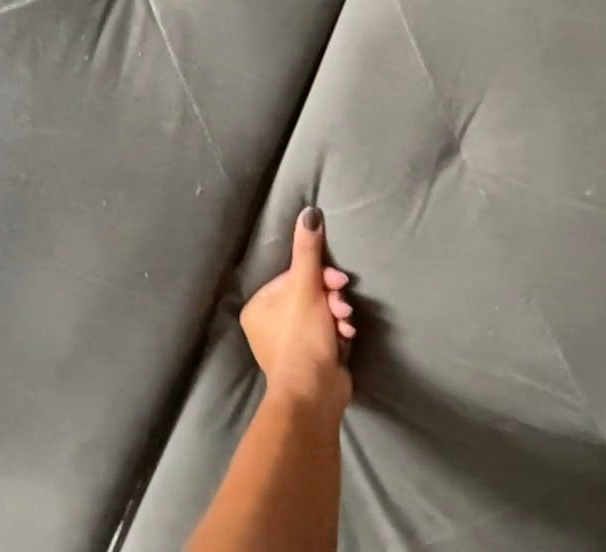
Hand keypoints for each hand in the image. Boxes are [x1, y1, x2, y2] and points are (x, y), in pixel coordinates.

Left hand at [239, 207, 356, 411]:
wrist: (313, 392)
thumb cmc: (301, 336)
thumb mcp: (306, 286)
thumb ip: (308, 248)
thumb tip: (309, 212)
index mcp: (259, 307)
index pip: (294, 275)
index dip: (319, 275)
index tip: (337, 281)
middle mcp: (270, 324)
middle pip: (310, 292)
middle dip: (331, 296)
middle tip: (342, 302)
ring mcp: (291, 342)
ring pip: (322, 311)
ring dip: (338, 312)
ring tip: (345, 323)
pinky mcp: (311, 357)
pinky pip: (328, 330)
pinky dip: (339, 330)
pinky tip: (347, 336)